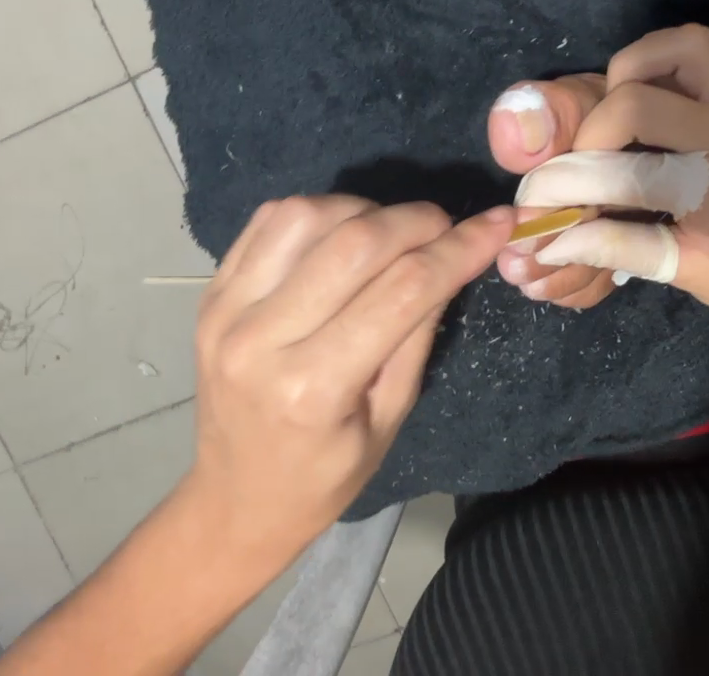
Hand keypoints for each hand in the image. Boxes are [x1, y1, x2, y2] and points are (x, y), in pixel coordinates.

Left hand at [186, 196, 513, 556]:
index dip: (459, 249)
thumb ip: (419, 333)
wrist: (234, 499)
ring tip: (392, 234)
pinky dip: (320, 210)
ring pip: (308, 216)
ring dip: (366, 210)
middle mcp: (262, 340)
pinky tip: (344, 232)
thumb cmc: (324, 475)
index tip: (497, 224)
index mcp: (314, 388)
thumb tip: (455, 258)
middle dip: (418, 220)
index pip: (403, 290)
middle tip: (447, 227)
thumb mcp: (390, 418)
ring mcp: (226, 310)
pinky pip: (269, 220)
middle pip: (355, 242)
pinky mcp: (211, 292)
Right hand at [518, 25, 708, 334]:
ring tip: (609, 125)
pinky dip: (652, 63)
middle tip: (580, 170)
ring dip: (627, 74)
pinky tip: (635, 105)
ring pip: (677, 47)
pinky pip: (691, 52)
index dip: (572, 191)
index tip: (543, 213)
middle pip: (638, 98)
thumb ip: (621, 249)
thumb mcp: (691, 275)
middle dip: (591, 134)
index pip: (626, 173)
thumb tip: (553, 241)